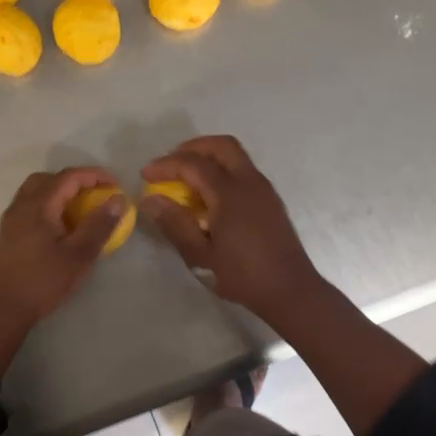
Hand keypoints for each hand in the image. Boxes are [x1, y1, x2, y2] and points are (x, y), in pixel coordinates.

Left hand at [0, 166, 128, 378]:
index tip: (116, 184)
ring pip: (36, 192)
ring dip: (60, 194)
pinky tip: (60, 229)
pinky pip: (29, 207)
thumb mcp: (79, 255)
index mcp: (38, 206)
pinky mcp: (7, 234)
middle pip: (48, 179)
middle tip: (96, 195)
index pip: (68, 177)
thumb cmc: (43, 281)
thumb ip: (99, 225)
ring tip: (80, 212)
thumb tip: (118, 199)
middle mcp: (20, 206)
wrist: (2, 308)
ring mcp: (10, 220)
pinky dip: (48, 206)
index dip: (94, 175)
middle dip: (75, 181)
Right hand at [141, 135, 321, 323]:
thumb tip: (150, 200)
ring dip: (208, 157)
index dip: (166, 165)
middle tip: (169, 163)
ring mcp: (264, 189)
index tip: (146, 175)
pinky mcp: (270, 200)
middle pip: (221, 146)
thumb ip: (175, 224)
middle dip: (192, 148)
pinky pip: (243, 170)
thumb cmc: (242, 276)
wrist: (289, 290)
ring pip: (235, 155)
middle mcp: (250, 182)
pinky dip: (222, 169)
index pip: (193, 164)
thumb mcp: (200, 255)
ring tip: (186, 177)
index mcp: (230, 193)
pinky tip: (209, 195)